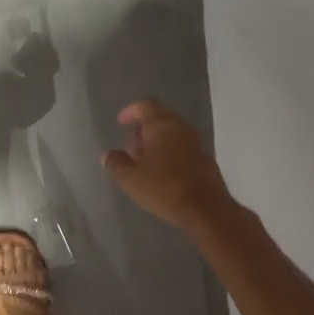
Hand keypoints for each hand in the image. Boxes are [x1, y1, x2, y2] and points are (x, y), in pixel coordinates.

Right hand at [102, 97, 233, 230]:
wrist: (206, 209)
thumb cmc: (164, 188)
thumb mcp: (130, 178)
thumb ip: (116, 163)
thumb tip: (107, 154)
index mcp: (161, 125)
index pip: (145, 105)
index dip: (130, 111)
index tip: (120, 123)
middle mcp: (181, 128)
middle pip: (159, 118)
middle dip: (142, 130)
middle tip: (130, 149)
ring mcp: (196, 143)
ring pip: (172, 134)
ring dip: (156, 143)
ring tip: (143, 165)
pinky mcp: (205, 159)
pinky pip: (182, 148)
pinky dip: (169, 154)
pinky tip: (162, 175)